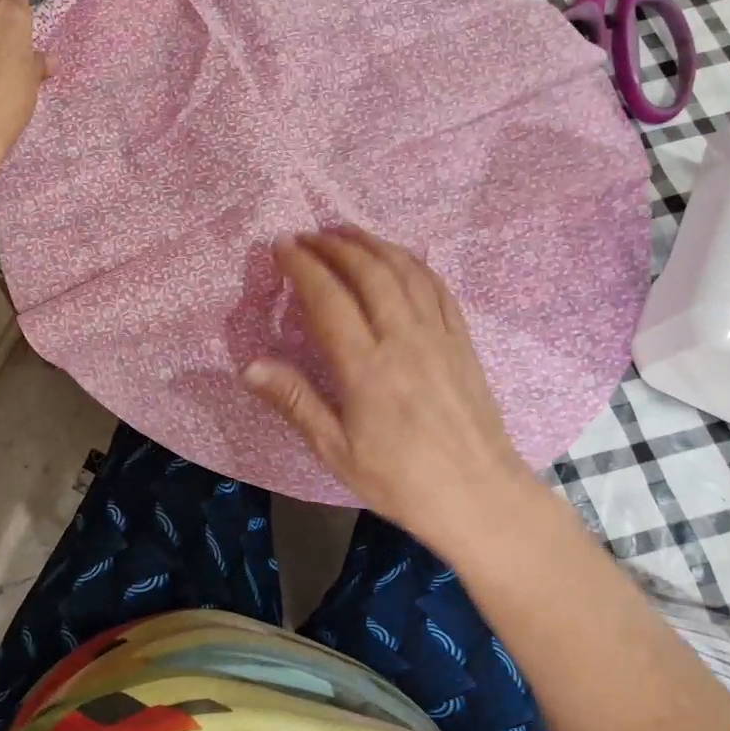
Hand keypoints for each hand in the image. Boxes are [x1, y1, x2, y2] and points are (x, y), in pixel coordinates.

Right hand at [240, 226, 538, 550]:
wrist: (480, 498)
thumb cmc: (399, 479)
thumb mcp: (335, 450)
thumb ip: (295, 401)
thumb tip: (249, 365)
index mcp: (366, 367)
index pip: (328, 298)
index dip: (302, 266)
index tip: (281, 246)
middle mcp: (403, 340)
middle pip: (368, 272)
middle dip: (334, 245)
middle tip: (306, 235)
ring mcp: (438, 336)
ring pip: (405, 271)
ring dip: (372, 243)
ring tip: (345, 232)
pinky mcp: (462, 342)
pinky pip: (437, 287)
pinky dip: (412, 262)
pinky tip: (396, 258)